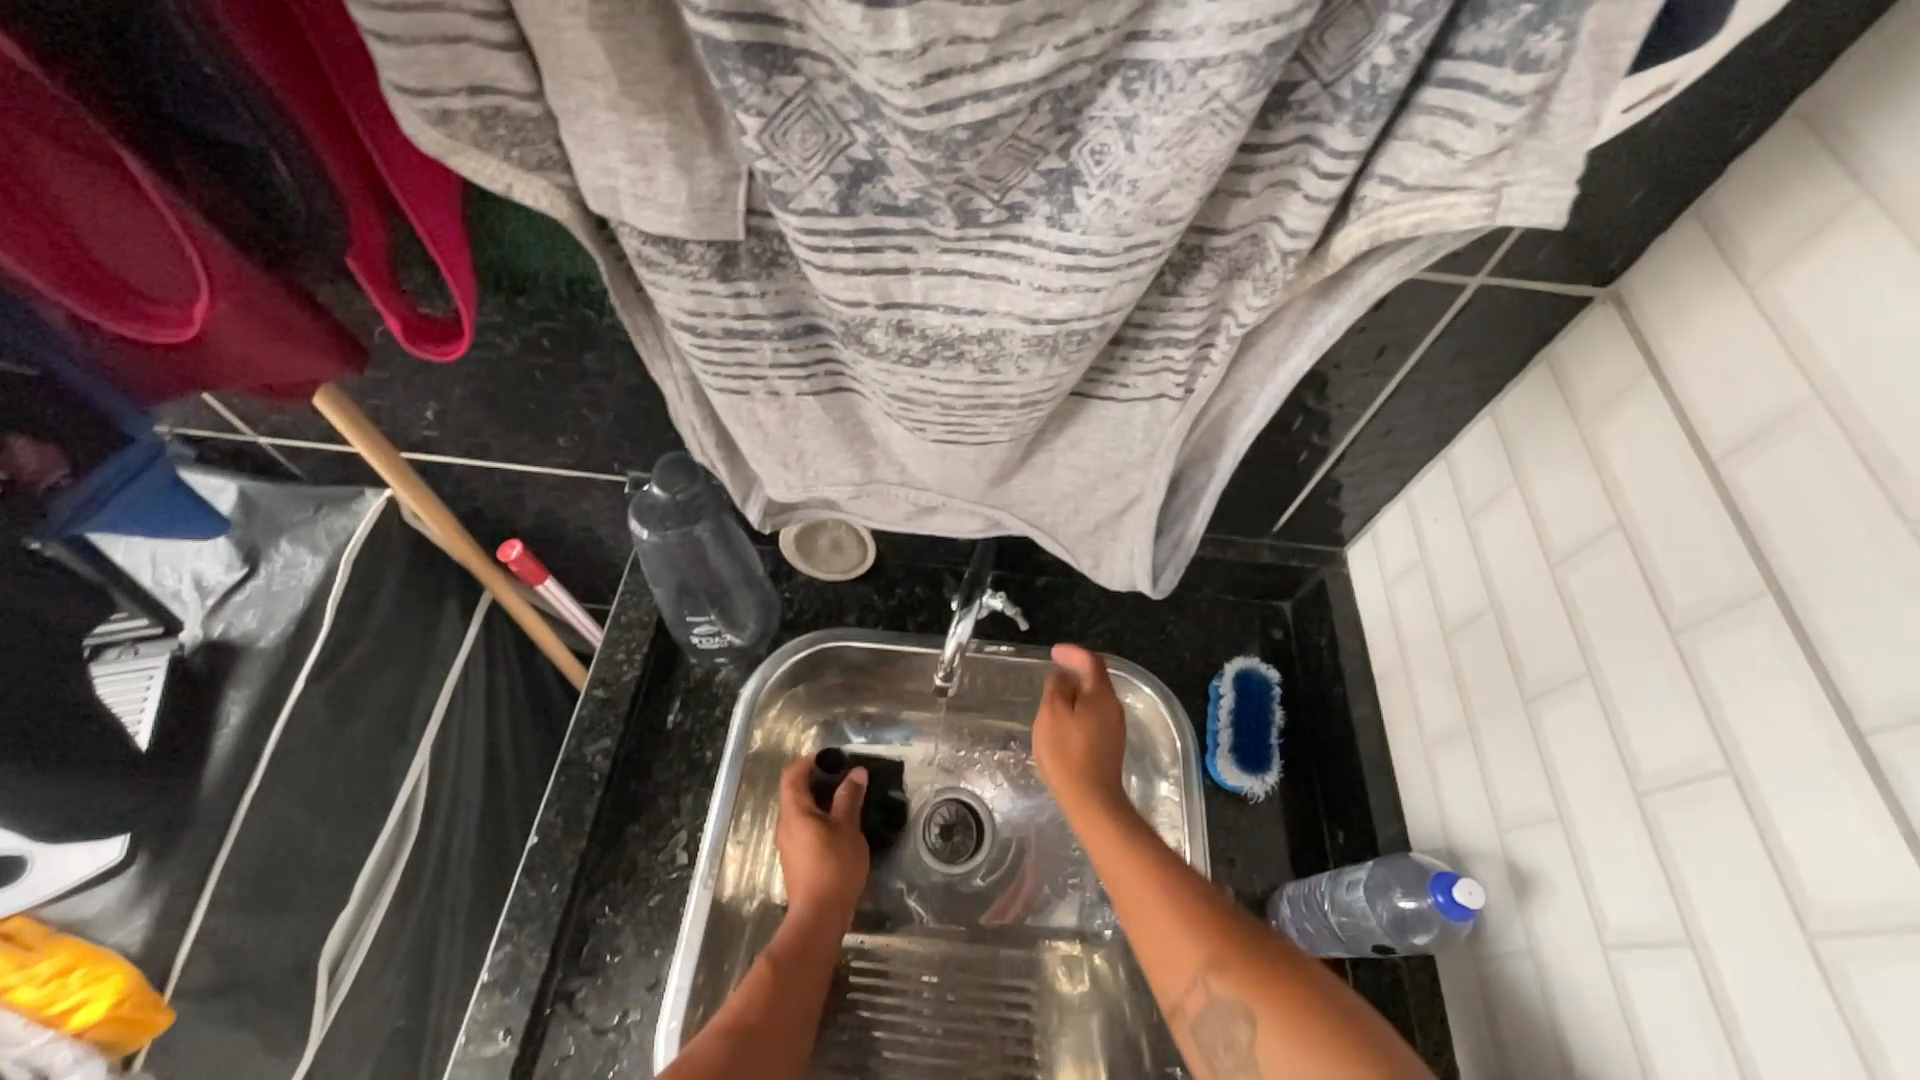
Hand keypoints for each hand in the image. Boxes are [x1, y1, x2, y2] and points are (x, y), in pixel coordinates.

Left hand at [776, 757, 869, 926]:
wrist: (819, 916)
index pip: (793, 775)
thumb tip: (855, 772)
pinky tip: (843, 825)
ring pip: (802, 812)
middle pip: (796, 792)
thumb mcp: (847, 828)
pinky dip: (821, 818)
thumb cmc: (833, 866)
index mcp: (794, 812)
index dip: (809, 761)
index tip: (832, 758)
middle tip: (846, 776)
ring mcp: (789, 844)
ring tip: (849, 798)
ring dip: (822, 800)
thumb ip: (850, 798)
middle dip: (819, 780)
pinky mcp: (797, 859)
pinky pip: (806, 828)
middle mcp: (786, 825)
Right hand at [1033, 644, 1129, 816]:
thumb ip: (1057, 689)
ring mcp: (1115, 728)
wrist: (1092, 799)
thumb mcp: (1052, 714)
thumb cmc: (1067, 753)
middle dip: (1075, 672)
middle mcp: (1114, 707)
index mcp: (1101, 695)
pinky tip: (1065, 722)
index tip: (1054, 652)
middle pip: (1096, 680)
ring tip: (1055, 697)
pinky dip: (1080, 710)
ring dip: (1077, 693)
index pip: (1091, 662)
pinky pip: (1095, 716)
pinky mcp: (1111, 745)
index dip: (1073, 653)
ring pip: (1096, 700)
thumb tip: (1063, 676)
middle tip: (1053, 672)